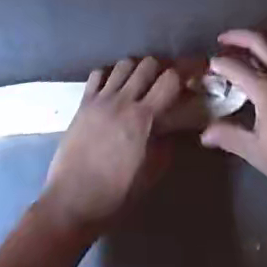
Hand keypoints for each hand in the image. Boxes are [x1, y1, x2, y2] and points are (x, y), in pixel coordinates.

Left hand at [38, 56, 182, 234]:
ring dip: (137, 68)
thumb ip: (166, 145)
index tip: (195, 72)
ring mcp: (101, 99)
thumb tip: (173, 128)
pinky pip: (98, 73)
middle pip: (148, 64)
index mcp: (143, 119)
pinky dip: (110, 74)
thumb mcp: (151, 173)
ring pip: (124, 64)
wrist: (71, 202)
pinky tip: (114, 87)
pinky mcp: (83, 103)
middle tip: (166, 80)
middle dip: (162, 68)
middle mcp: (123, 101)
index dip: (186, 71)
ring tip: (140, 82)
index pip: (170, 79)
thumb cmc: (115, 194)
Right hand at [200, 30, 266, 203]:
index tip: (208, 66)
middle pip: (259, 41)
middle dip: (238, 37)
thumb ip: (228, 135)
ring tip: (247, 44)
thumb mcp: (254, 151)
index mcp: (266, 89)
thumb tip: (204, 133)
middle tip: (222, 40)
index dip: (220, 63)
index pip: (237, 66)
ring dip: (261, 36)